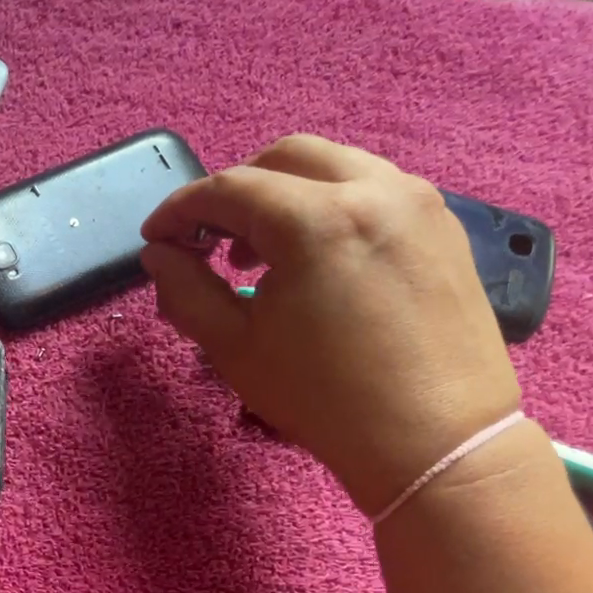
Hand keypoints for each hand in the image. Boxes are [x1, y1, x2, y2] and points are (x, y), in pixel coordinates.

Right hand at [139, 134, 522, 514]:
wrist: (432, 434)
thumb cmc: (320, 394)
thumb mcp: (231, 345)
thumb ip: (184, 289)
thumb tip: (158, 254)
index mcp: (317, 220)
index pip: (229, 188)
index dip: (179, 210)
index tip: (153, 238)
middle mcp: (374, 189)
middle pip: (284, 157)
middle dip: (231, 190)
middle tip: (201, 238)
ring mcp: (417, 201)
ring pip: (332, 165)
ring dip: (279, 194)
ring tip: (251, 252)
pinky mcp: (440, 223)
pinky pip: (369, 188)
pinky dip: (323, 204)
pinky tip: (305, 256)